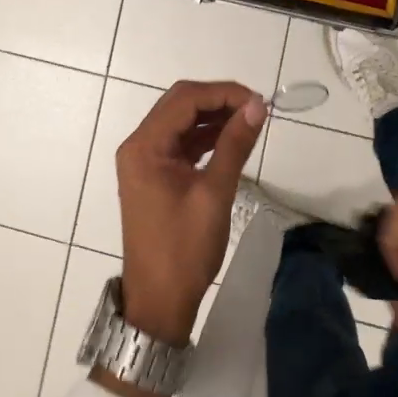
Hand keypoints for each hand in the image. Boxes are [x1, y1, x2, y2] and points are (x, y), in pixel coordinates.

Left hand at [115, 80, 267, 344]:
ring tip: (250, 122)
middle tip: (256, 109)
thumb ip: (234, 145)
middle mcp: (139, 146)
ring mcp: (145, 161)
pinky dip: (206, 137)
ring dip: (214, 117)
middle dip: (219, 101)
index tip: (258, 102)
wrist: (159, 303)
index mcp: (144, 146)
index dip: (223, 93)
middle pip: (180, 104)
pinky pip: (181, 142)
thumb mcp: (214, 194)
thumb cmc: (183, 250)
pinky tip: (232, 140)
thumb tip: (257, 106)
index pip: (184, 99)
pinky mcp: (155, 175)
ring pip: (182, 121)